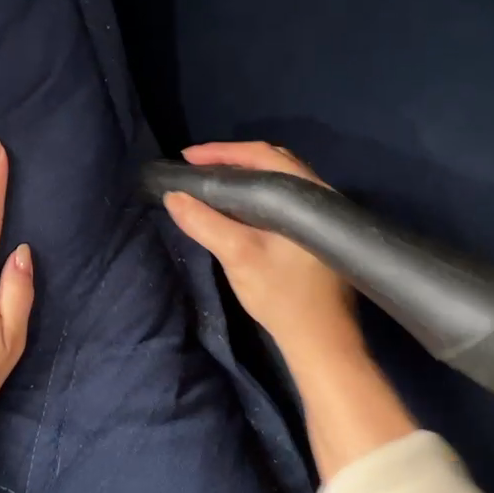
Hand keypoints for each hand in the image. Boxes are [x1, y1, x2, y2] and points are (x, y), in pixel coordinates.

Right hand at [160, 142, 358, 353]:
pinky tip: (234, 208)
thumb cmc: (283, 295)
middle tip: (195, 167)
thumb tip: (172, 197)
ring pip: (275, 183)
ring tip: (209, 184)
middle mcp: (319, 197)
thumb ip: (205, 224)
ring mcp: (319, 217)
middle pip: (270, 164)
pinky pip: (279, 200)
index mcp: (307, 194)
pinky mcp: (314, 235)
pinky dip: (252, 196)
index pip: (261, 155)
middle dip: (230, 160)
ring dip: (241, 179)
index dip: (222, 151)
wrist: (321, 341)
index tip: (186, 158)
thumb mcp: (238, 256)